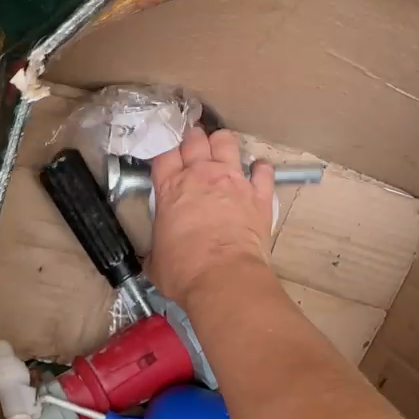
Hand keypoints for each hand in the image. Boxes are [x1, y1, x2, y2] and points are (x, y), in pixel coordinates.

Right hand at [147, 127, 276, 304]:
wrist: (223, 278)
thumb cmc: (183, 272)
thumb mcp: (155, 261)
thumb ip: (155, 248)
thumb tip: (156, 254)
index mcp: (171, 190)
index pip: (164, 155)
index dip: (165, 154)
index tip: (167, 162)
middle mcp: (202, 176)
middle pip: (195, 140)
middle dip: (193, 141)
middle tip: (192, 151)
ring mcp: (233, 181)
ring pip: (227, 142)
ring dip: (222, 144)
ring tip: (220, 152)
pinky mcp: (259, 194)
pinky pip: (263, 169)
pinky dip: (259, 169)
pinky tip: (256, 174)